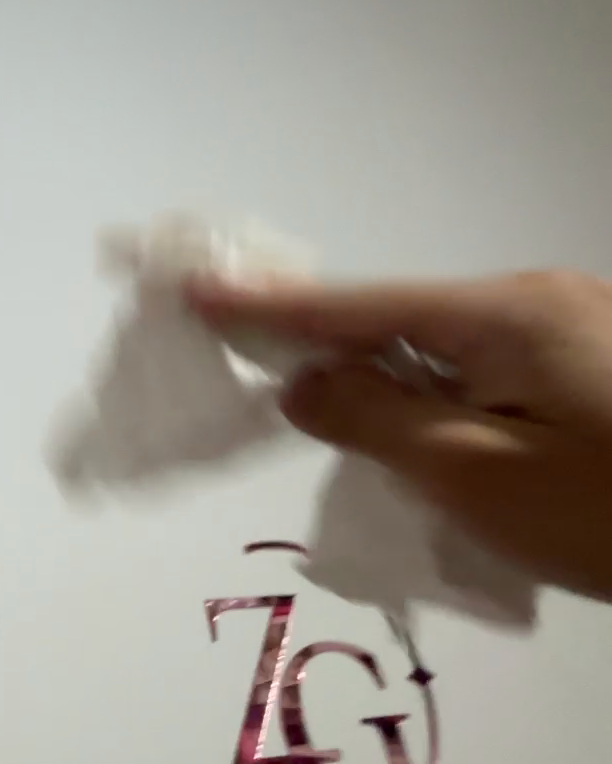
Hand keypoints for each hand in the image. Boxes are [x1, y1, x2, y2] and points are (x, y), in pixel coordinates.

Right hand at [187, 269, 611, 599]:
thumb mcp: (468, 472)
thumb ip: (366, 417)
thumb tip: (302, 385)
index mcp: (503, 316)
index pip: (347, 306)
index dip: (260, 304)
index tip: (192, 291)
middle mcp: (538, 306)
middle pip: (386, 321)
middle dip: (314, 345)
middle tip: (248, 363)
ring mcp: (573, 334)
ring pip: (428, 352)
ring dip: (372, 384)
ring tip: (332, 425)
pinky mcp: (591, 368)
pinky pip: (469, 373)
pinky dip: (419, 399)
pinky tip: (410, 434)